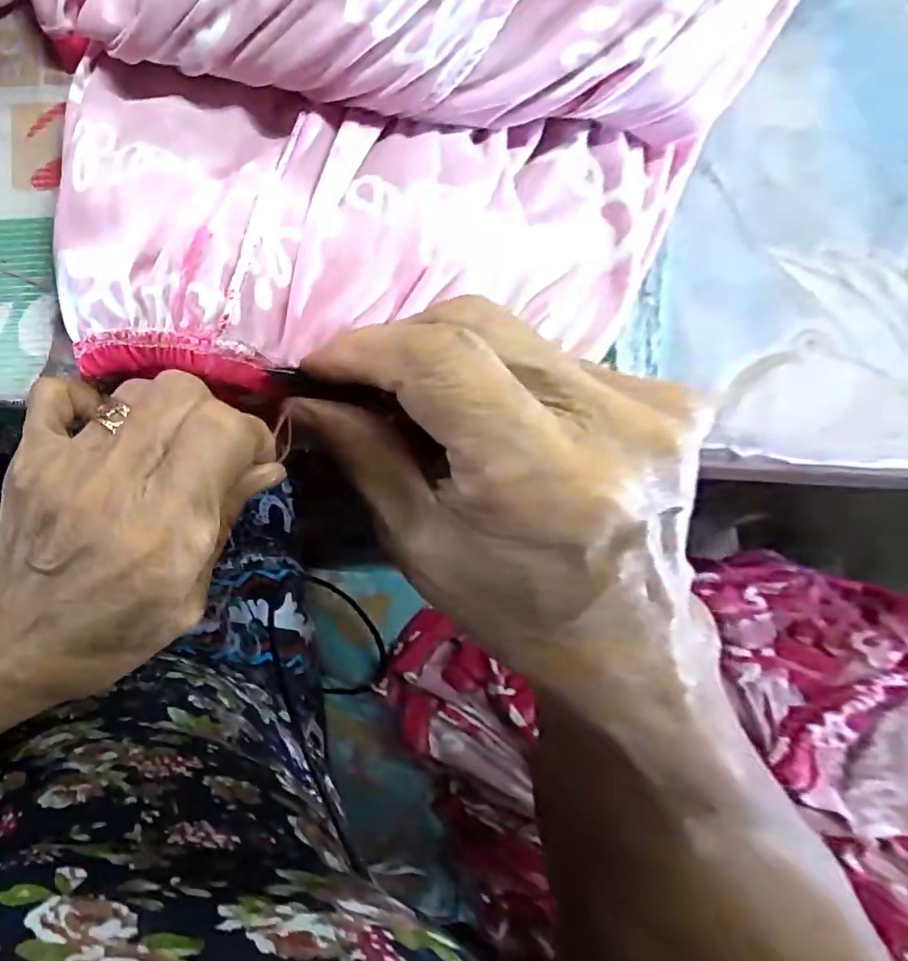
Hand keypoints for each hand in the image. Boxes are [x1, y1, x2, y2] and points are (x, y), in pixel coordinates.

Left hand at [0, 371, 284, 759]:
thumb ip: (222, 522)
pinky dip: (81, 399)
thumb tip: (263, 464)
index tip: (245, 460)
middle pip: (179, 392)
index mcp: (165, 528)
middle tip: (198, 449)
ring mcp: (65, 464)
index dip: (248, 436)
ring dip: (154, 411)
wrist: (20, 637)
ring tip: (148, 446)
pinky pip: (53, 393)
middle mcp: (116, 484)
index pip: (221, 428)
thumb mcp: (186, 598)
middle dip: (206, 414)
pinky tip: (92, 427)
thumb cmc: (111, 632)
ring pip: (130, 390)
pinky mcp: (28, 456)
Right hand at [290, 297, 714, 719]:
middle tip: (345, 379)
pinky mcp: (659, 392)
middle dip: (387, 341)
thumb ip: (360, 453)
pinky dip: (477, 365)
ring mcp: (646, 398)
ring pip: (502, 327)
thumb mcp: (409, 534)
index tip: (313, 368)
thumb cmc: (501, 600)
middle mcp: (607, 418)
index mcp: (538, 469)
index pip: (440, 358)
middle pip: (470, 323)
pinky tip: (462, 407)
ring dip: (428, 349)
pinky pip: (536, 349)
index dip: (362, 348)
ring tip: (396, 392)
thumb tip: (301, 400)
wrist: (621, 637)